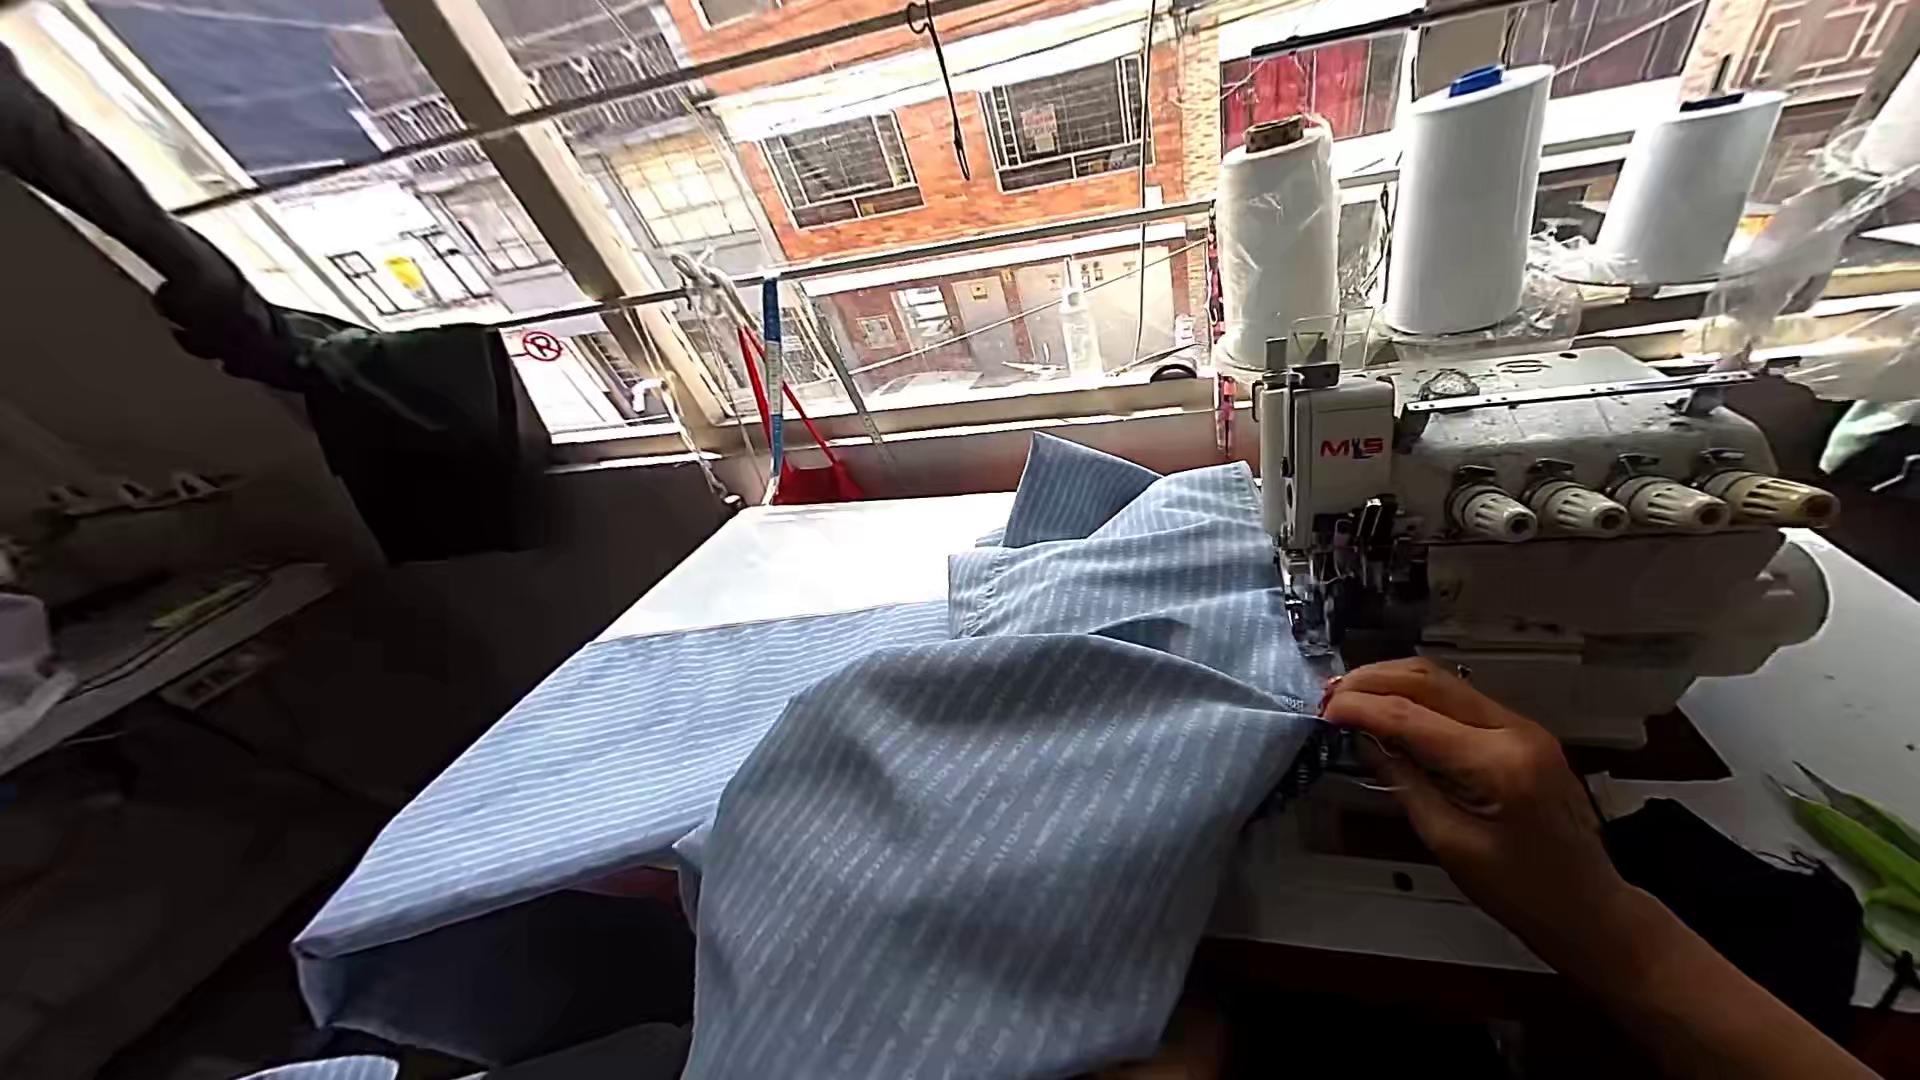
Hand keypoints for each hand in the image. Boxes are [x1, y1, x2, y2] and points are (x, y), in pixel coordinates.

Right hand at [1320, 658, 1631, 956]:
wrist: (1594, 911)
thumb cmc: (1520, 890)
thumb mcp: (1445, 839)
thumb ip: (1400, 778)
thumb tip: (1358, 736)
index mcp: (1498, 764)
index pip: (1408, 715)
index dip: (1357, 708)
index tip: (1319, 714)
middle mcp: (1513, 730)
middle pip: (1424, 679)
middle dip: (1367, 681)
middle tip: (1326, 698)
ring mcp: (1520, 725)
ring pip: (1437, 676)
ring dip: (1385, 679)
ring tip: (1345, 696)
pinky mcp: (1516, 729)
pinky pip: (1451, 693)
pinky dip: (1408, 691)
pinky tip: (1382, 704)